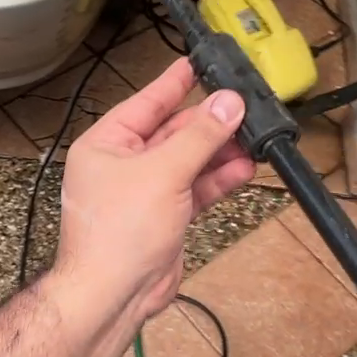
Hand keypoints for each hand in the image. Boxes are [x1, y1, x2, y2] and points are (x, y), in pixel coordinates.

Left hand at [54, 57, 255, 322]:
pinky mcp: (164, 216)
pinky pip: (194, 188)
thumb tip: (226, 103)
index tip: (198, 63)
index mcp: (105, 145)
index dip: (174, 84)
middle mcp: (122, 165)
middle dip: (207, 122)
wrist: (114, 294)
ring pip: (187, 161)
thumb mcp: (162, 173)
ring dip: (218, 151)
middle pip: (171, 132)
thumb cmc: (117, 234)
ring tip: (252, 138)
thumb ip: (198, 137)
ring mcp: (144, 191)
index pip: (145, 103)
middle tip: (242, 107)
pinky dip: (217, 179)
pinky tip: (243, 167)